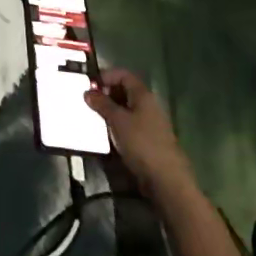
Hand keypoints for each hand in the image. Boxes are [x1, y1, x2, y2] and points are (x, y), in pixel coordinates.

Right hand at [84, 67, 199, 200]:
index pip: (124, 74)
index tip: (91, 85)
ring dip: (110, 111)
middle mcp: (149, 105)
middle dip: (106, 94)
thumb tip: (88, 92)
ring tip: (95, 118)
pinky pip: (130, 125)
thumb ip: (102, 104)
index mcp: (143, 95)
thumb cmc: (141, 143)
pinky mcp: (149, 140)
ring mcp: (150, 123)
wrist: (166, 180)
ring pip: (126, 109)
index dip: (106, 76)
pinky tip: (108, 134)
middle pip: (125, 91)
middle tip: (90, 102)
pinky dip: (117, 125)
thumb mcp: (117, 121)